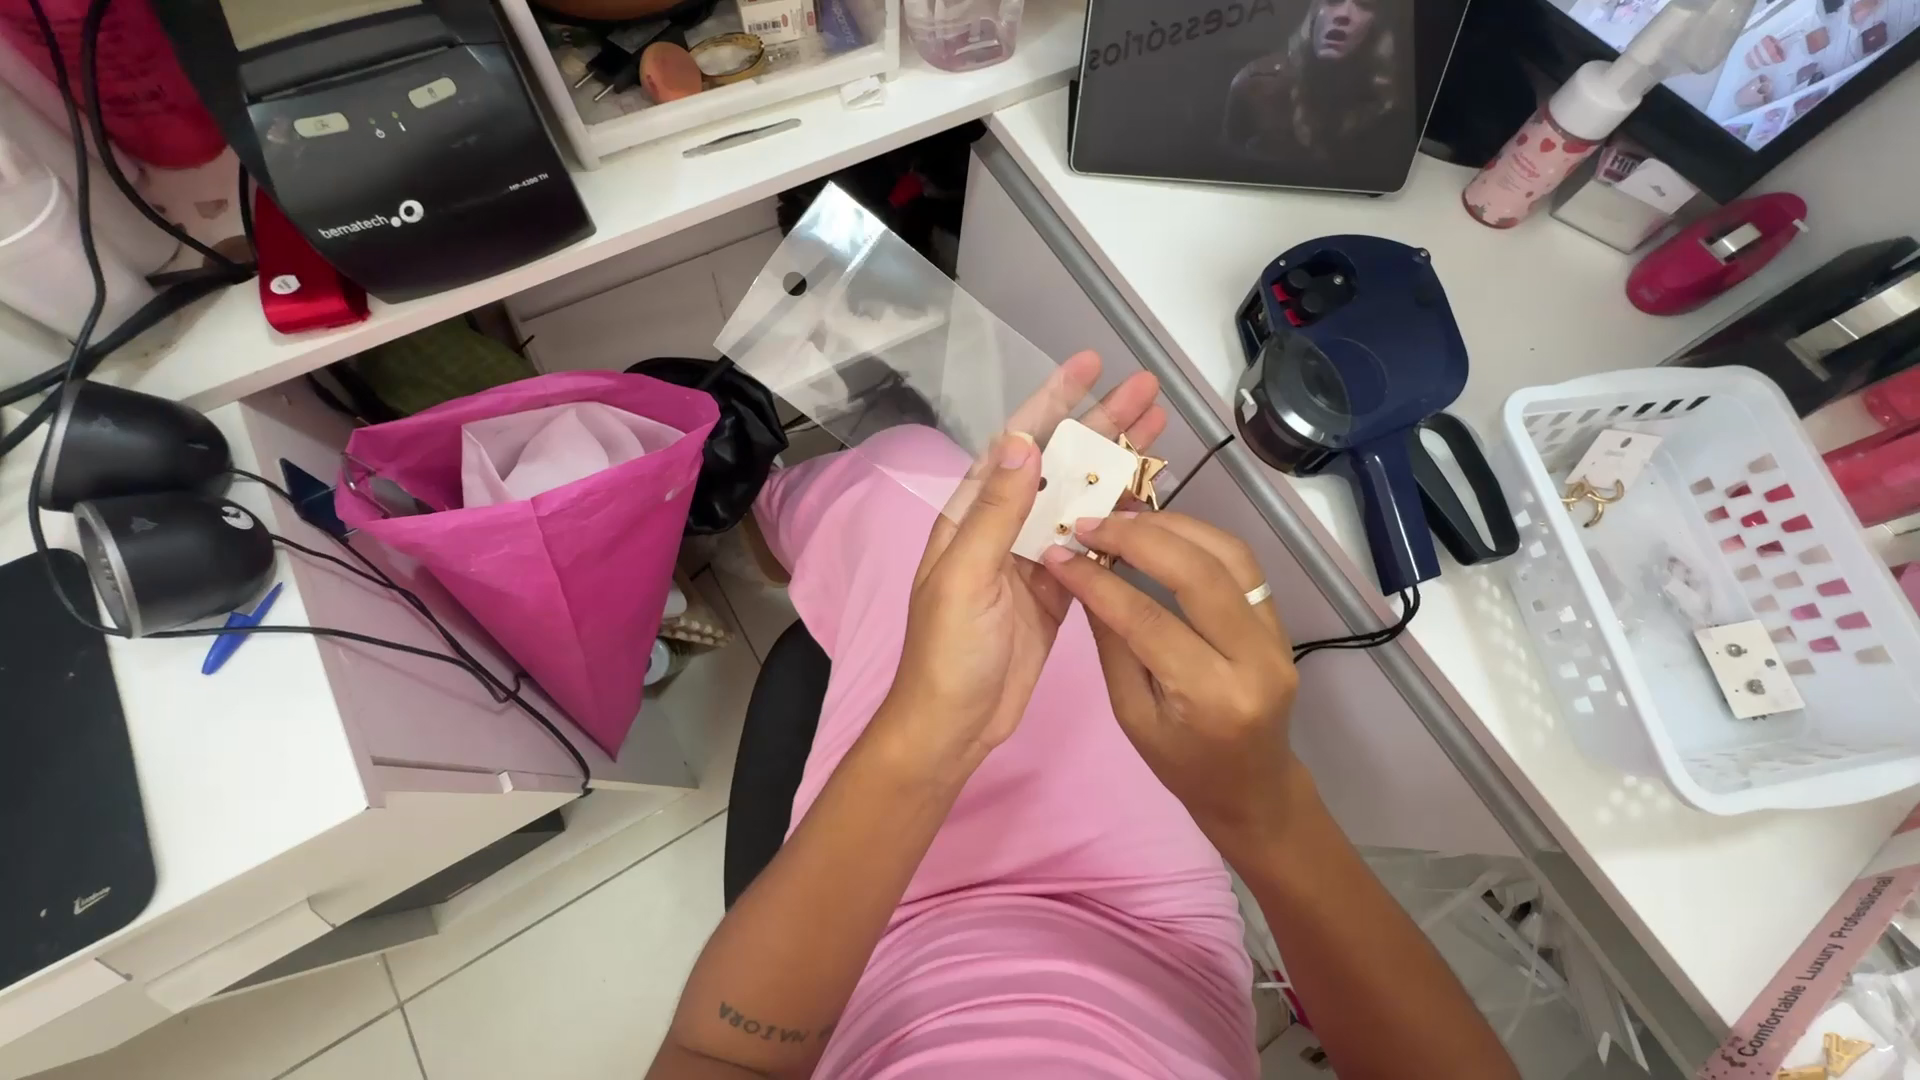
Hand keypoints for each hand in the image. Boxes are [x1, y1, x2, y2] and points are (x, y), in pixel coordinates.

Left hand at [879, 351, 1165, 770]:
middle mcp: (1002, 527)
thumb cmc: (949, 652)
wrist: (955, 723)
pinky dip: (1117, 522)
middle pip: (1057, 465)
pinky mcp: (1055, 589)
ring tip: (1157, 432)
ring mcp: (1031, 558)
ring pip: (1079, 501)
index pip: (1017, 443)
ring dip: (1114, 467)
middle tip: (1147, 392)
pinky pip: (1090, 545)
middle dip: (1099, 425)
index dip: (1053, 400)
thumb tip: (1025, 442)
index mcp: (972, 515)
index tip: (1090, 364)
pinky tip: (1145, 499)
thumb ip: (996, 512)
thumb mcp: (965, 577)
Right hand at [1039, 512, 1301, 855]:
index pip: (1147, 619)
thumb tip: (1084, 576)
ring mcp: (1276, 638)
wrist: (1254, 788)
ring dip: (1173, 525)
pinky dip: (1199, 538)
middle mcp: (1254, 660)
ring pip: (1230, 554)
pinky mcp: (1279, 623)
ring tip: (1124, 517)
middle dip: (1138, 538)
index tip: (1060, 553)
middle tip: (1091, 523)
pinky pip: (1243, 564)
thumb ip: (1113, 643)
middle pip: (1197, 573)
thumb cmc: (1183, 765)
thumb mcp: (1131, 714)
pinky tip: (1162, 530)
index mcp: (1210, 697)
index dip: (1098, 580)